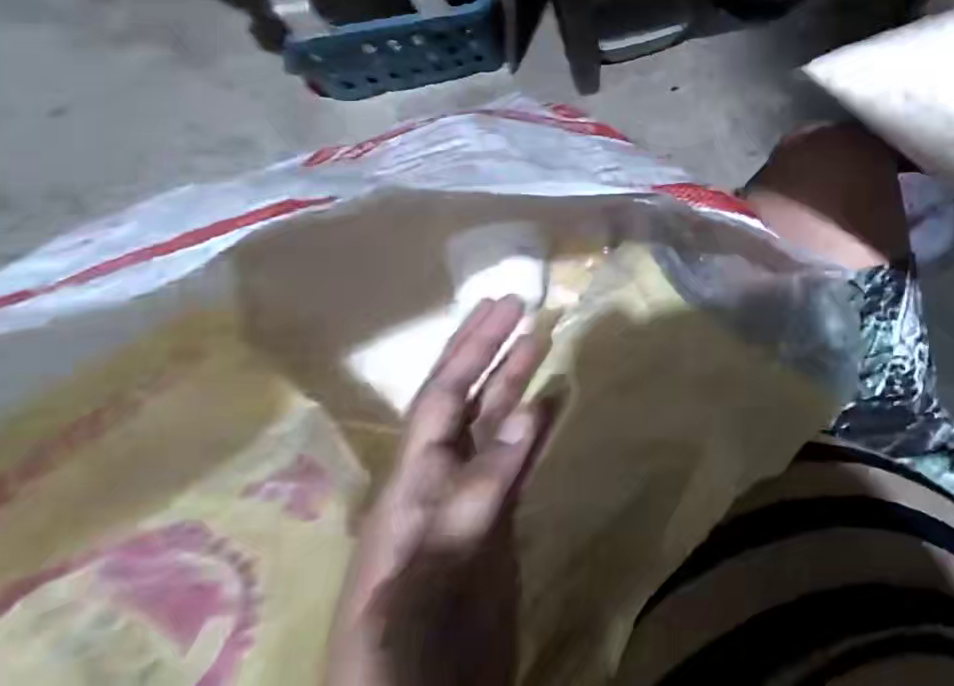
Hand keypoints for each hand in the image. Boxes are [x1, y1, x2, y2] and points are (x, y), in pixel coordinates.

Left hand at [326, 297, 553, 685]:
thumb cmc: (396, 659)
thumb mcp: (427, 576)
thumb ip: (474, 496)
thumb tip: (529, 412)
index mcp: (409, 489)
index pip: (440, 401)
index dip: (469, 350)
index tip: (502, 308)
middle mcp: (437, 486)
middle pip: (466, 403)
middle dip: (488, 350)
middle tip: (521, 303)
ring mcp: (469, 508)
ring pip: (495, 428)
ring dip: (517, 381)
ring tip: (543, 338)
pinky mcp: (496, 532)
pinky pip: (520, 465)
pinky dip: (539, 429)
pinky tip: (556, 405)